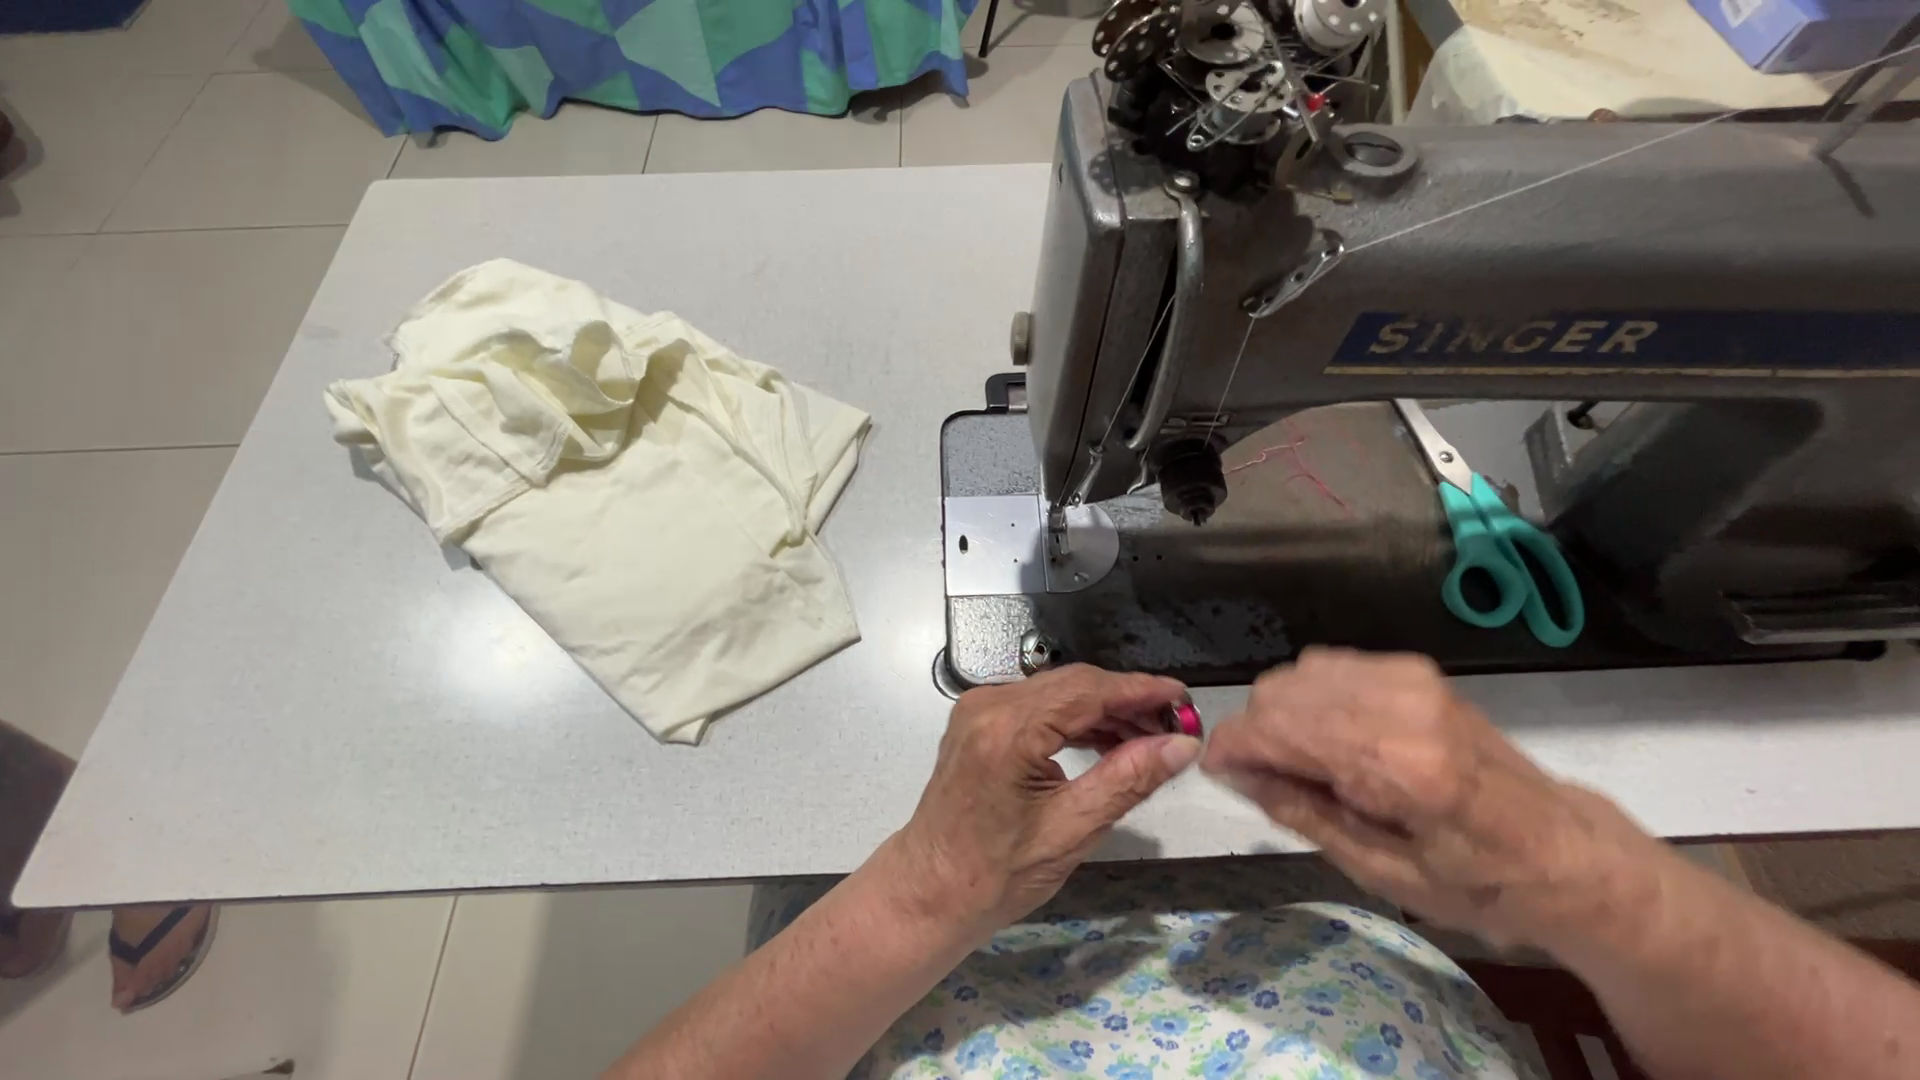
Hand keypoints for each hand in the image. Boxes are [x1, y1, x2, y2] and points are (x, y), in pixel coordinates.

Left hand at [889, 665, 1202, 939]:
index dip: (1141, 691)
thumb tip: (1181, 745)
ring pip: (1058, 691)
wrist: (932, 889)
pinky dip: (1075, 718)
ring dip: (1104, 709)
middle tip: (1175, 727)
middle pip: (1073, 684)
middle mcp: (989, 705)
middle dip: (1128, 701)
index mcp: (1007, 731)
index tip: (1184, 699)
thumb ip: (1128, 780)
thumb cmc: (998, 873)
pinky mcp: (979, 719)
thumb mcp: (1072, 830)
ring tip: (1150, 739)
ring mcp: (979, 708)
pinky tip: (1108, 740)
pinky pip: (1039, 704)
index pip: (1087, 691)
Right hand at [1200, 647, 1672, 949]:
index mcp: (1400, 763)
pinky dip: (1309, 699)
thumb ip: (1299, 810)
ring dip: (1280, 715)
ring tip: (1302, 763)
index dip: (1232, 748)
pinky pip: (1325, 667)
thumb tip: (1230, 770)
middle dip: (1255, 734)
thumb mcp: (1379, 871)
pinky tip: (1328, 737)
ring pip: (1296, 674)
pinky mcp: (1413, 667)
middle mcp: (1401, 703)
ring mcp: (1409, 676)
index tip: (1216, 772)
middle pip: (1278, 693)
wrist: (1562, 851)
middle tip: (1266, 781)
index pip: (1278, 729)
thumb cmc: (1476, 882)